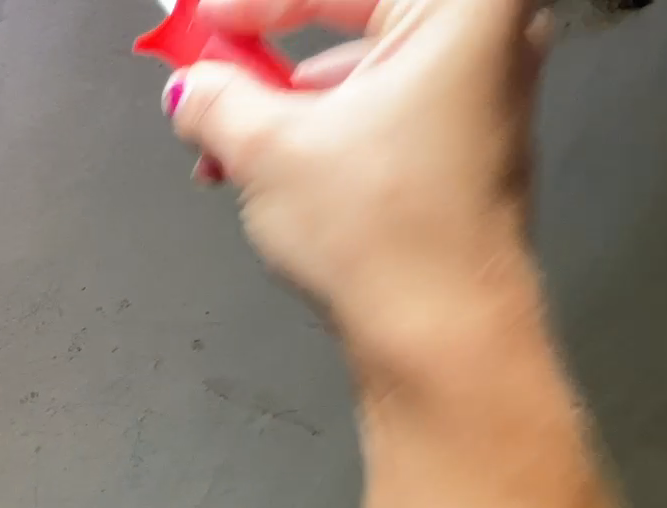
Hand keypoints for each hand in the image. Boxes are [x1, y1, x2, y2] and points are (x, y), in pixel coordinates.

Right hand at [165, 0, 548, 362]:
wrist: (431, 318)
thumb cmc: (371, 221)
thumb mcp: (268, 150)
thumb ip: (217, 103)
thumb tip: (186, 86)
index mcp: (457, 6)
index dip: (251, 3)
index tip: (194, 25)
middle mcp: (480, 34)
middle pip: (346, 19)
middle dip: (261, 58)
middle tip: (202, 82)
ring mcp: (469, 90)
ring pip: (347, 73)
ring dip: (273, 107)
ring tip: (218, 155)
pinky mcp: (448, 141)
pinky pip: (363, 111)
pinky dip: (305, 133)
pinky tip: (260, 172)